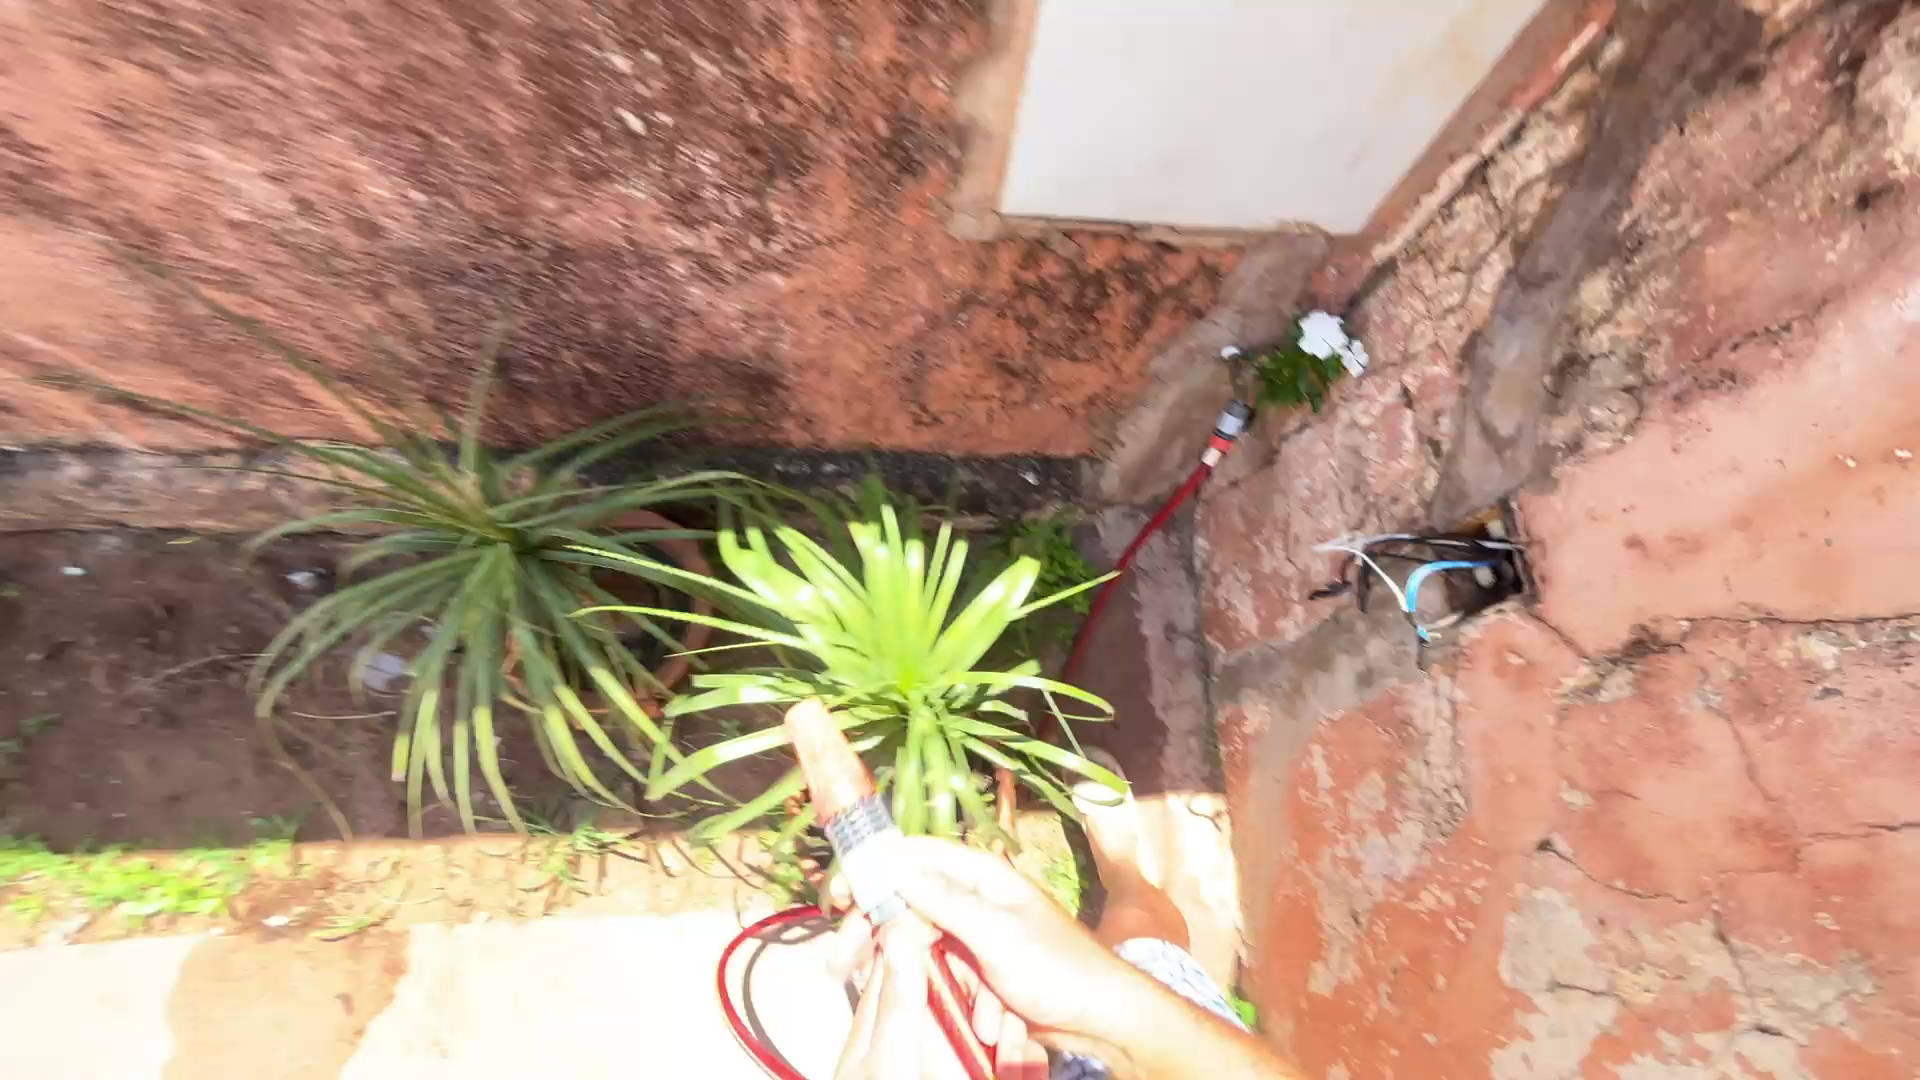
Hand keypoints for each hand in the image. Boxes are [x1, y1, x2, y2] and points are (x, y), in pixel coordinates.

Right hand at [830, 838, 1154, 1070]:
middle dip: (873, 924)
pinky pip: (935, 964)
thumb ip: (944, 900)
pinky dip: (926, 981)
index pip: (913, 854)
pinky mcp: (973, 961)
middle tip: (839, 957)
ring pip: (915, 933)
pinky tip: (915, 996)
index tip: (839, 897)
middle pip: (906, 896)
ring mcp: (971, 928)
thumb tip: (893, 864)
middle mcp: (970, 893)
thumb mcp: (996, 934)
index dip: (873, 869)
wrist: (1100, 1016)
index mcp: (978, 871)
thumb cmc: (1055, 966)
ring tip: (861, 981)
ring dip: (895, 958)